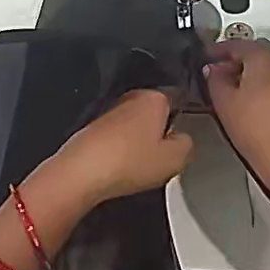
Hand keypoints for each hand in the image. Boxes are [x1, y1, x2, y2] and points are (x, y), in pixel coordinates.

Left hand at [37, 90, 193, 206]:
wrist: (82, 171)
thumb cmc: (130, 161)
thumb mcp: (175, 158)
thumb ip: (188, 144)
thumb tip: (183, 139)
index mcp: (154, 97)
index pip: (180, 100)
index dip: (186, 120)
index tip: (185, 139)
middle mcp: (131, 97)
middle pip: (157, 113)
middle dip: (162, 131)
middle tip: (165, 156)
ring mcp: (110, 111)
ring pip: (137, 125)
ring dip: (141, 141)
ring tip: (142, 165)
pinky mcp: (95, 127)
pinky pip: (119, 136)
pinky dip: (123, 148)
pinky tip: (123, 166)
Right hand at [203, 39, 269, 184]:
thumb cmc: (258, 130)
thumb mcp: (223, 102)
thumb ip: (214, 79)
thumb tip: (213, 70)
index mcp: (265, 57)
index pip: (237, 43)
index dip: (217, 50)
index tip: (205, 56)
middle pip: (255, 52)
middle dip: (235, 59)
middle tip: (215, 71)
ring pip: (268, 67)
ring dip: (249, 72)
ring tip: (229, 89)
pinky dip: (262, 85)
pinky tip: (248, 103)